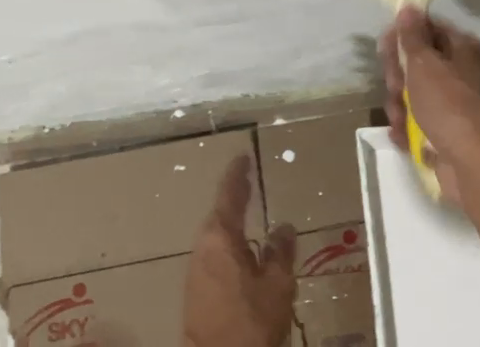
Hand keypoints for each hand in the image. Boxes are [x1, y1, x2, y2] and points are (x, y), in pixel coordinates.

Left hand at [183, 156, 297, 346]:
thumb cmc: (249, 323)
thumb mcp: (277, 287)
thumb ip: (281, 253)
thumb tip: (283, 227)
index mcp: (220, 237)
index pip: (228, 194)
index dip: (237, 174)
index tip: (243, 157)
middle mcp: (203, 246)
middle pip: (220, 214)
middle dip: (235, 199)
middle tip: (250, 183)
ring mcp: (196, 269)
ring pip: (217, 237)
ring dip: (233, 224)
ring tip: (250, 216)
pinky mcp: (197, 290)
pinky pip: (215, 255)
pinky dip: (230, 245)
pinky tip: (243, 254)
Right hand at [378, 5, 479, 205]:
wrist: (474, 166)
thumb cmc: (449, 106)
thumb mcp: (424, 64)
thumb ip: (412, 35)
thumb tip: (408, 5)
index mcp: (463, 48)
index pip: (428, 27)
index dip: (403, 34)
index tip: (384, 46)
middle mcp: (462, 72)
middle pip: (418, 61)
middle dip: (399, 76)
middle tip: (395, 86)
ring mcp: (455, 104)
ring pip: (414, 93)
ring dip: (400, 105)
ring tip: (401, 119)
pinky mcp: (448, 131)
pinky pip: (419, 120)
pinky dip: (408, 127)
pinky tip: (403, 135)